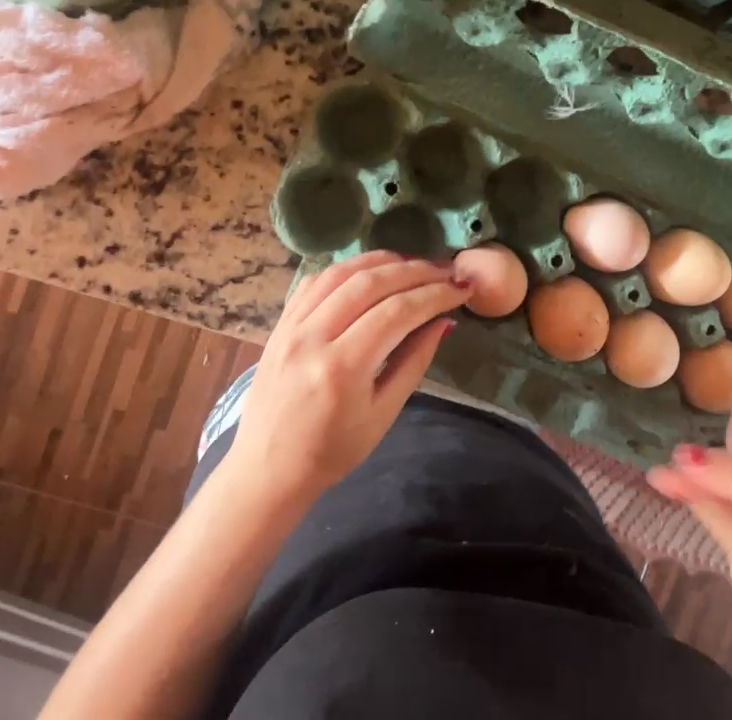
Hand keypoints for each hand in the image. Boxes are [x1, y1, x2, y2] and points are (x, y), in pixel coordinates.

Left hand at [223, 250, 469, 506]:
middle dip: (414, 271)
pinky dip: (347, 269)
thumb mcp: (383, 414)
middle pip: (370, 283)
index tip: (462, 287)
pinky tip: (370, 271)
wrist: (269, 468)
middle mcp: (313, 336)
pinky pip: (316, 281)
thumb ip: (414, 363)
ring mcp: (291, 326)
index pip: (397, 311)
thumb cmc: (332, 452)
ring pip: (341, 273)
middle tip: (446, 270)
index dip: (435, 294)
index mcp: (342, 367)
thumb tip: (443, 321)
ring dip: (381, 262)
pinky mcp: (280, 323)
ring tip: (414, 264)